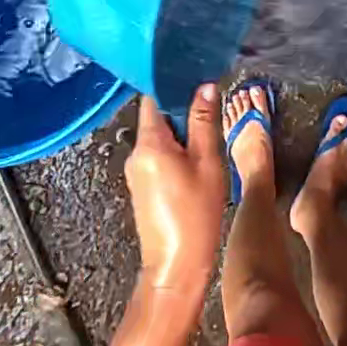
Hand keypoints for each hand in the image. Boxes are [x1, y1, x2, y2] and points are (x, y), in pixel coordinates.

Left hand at [123, 86, 226, 295]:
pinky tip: (195, 164)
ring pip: (158, 139)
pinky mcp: (142, 186)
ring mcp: (136, 171)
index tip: (195, 79)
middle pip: (156, 119)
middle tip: (210, 114)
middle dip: (182, 113)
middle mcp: (135, 153)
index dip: (173, 85)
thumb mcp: (207, 162)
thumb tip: (205, 87)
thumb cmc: (195, 215)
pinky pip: (157, 157)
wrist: (176, 266)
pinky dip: (175, 153)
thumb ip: (204, 122)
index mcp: (149, 143)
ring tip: (207, 141)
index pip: (153, 98)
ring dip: (180, 135)